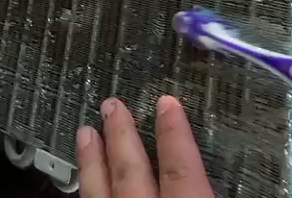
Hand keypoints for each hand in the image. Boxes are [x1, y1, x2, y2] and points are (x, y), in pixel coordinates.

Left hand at [77, 96, 214, 197]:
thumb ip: (208, 193)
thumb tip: (208, 177)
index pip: (182, 172)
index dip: (175, 136)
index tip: (168, 103)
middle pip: (132, 172)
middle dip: (122, 137)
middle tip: (113, 104)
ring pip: (100, 189)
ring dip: (93, 160)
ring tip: (86, 131)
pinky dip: (86, 187)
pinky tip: (82, 178)